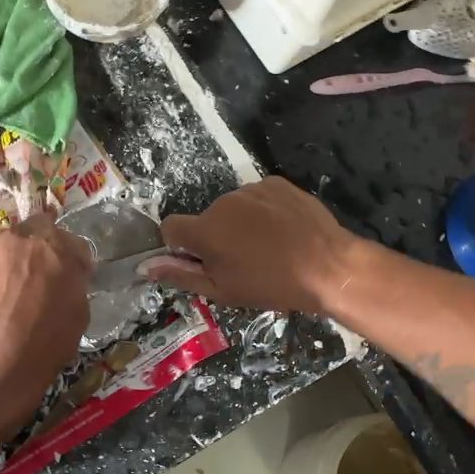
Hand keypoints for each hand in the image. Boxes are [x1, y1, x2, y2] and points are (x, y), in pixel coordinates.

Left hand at [0, 214, 92, 433]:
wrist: (2, 361)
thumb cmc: (50, 338)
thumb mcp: (80, 307)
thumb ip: (75, 277)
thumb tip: (70, 270)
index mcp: (55, 245)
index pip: (71, 240)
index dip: (74, 258)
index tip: (73, 274)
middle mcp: (22, 239)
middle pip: (38, 233)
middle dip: (44, 250)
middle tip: (45, 275)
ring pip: (11, 245)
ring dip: (19, 258)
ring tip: (19, 287)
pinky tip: (1, 296)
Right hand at [146, 179, 364, 314]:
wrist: (328, 267)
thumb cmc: (271, 285)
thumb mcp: (222, 290)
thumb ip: (181, 275)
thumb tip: (145, 267)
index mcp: (205, 229)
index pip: (171, 228)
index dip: (181, 247)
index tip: (203, 262)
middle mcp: (223, 202)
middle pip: (206, 219)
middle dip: (217, 237)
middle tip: (243, 262)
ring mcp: (252, 189)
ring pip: (233, 208)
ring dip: (240, 224)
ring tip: (268, 248)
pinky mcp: (276, 183)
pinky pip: (258, 198)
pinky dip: (263, 213)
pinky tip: (283, 231)